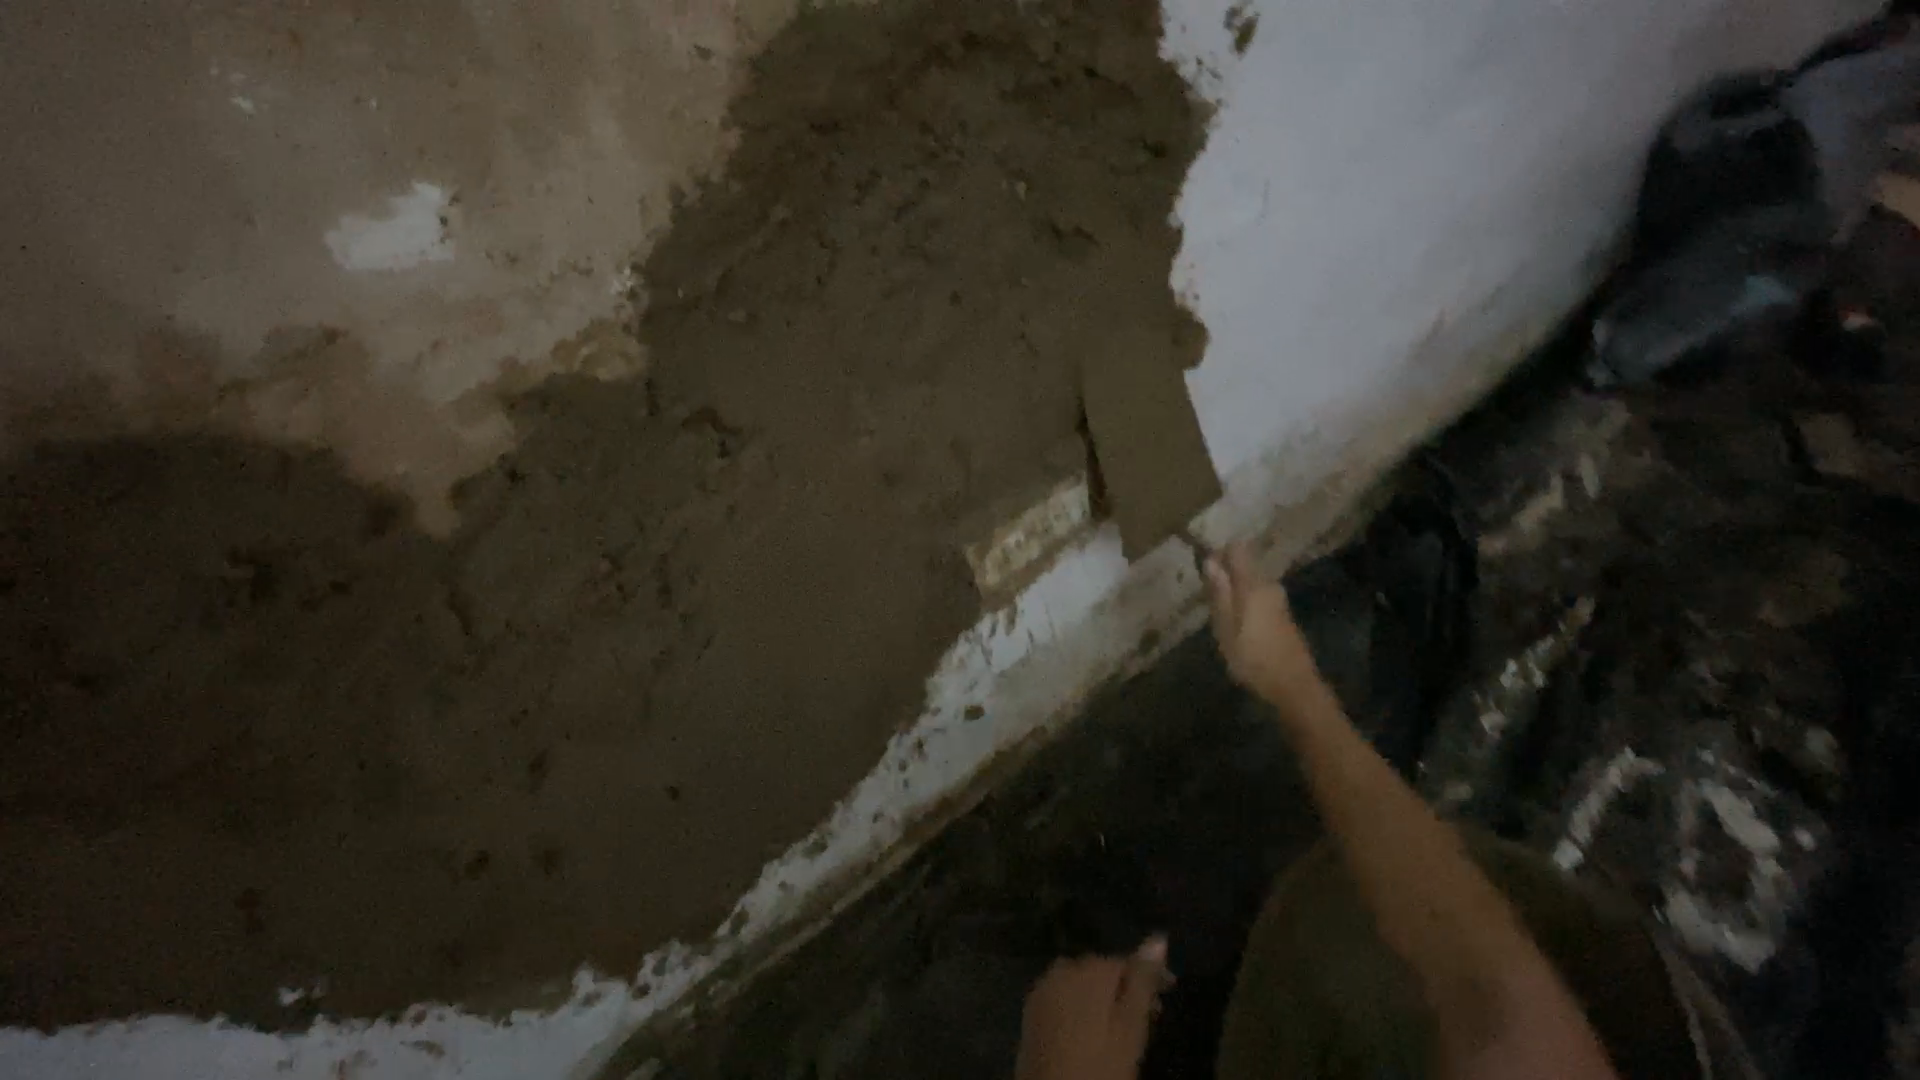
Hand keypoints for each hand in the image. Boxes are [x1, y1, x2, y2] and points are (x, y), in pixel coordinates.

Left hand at [1014, 939, 1167, 1079]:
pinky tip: (1093, 1030)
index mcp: (1089, 968)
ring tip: (1125, 1026)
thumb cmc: (1099, 1066)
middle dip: (1126, 986)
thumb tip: (1159, 938)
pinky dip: (1081, 1005)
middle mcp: (1063, 967)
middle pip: (1103, 970)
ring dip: (1104, 996)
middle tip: (1152, 1015)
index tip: (1169, 993)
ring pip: (1083, 982)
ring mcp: (1043, 987)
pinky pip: (1064, 995)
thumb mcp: (1130, 1027)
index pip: (1127, 960)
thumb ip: (1143, 981)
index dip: (1151, 975)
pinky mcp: (1031, 1008)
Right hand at [1204, 541, 1321, 704]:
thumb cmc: (1254, 659)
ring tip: (1218, 614)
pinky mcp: (1282, 613)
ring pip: (1250, 580)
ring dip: (1233, 589)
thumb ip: (1219, 593)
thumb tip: (1210, 561)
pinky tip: (1236, 624)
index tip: (1203, 572)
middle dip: (1224, 573)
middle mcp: (1269, 585)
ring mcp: (1278, 599)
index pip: (1237, 549)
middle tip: (1207, 599)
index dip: (1218, 553)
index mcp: (1254, 585)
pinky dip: (1244, 601)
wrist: (1294, 686)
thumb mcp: (1226, 629)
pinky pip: (1258, 594)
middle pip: (1244, 563)